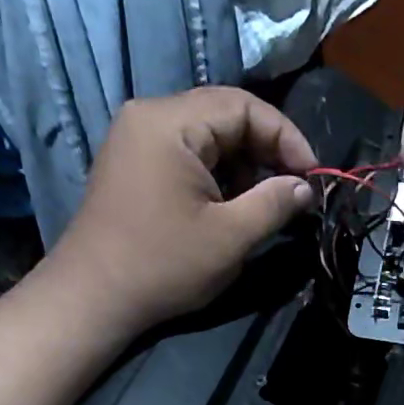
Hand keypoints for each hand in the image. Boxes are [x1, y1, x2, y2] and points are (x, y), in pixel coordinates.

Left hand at [49, 87, 316, 330]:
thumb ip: (274, 203)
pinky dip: (216, 174)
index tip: (310, 175)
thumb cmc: (163, 265)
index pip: (244, 106)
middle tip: (291, 189)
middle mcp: (149, 117)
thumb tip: (305, 186)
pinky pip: (186, 153)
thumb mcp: (230, 237)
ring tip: (262, 203)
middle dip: (265, 151)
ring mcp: (136, 139)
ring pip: (207, 136)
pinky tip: (229, 205)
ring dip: (242, 165)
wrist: (92, 298)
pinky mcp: (133, 164)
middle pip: (224, 115)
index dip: (286, 136)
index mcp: (170, 122)